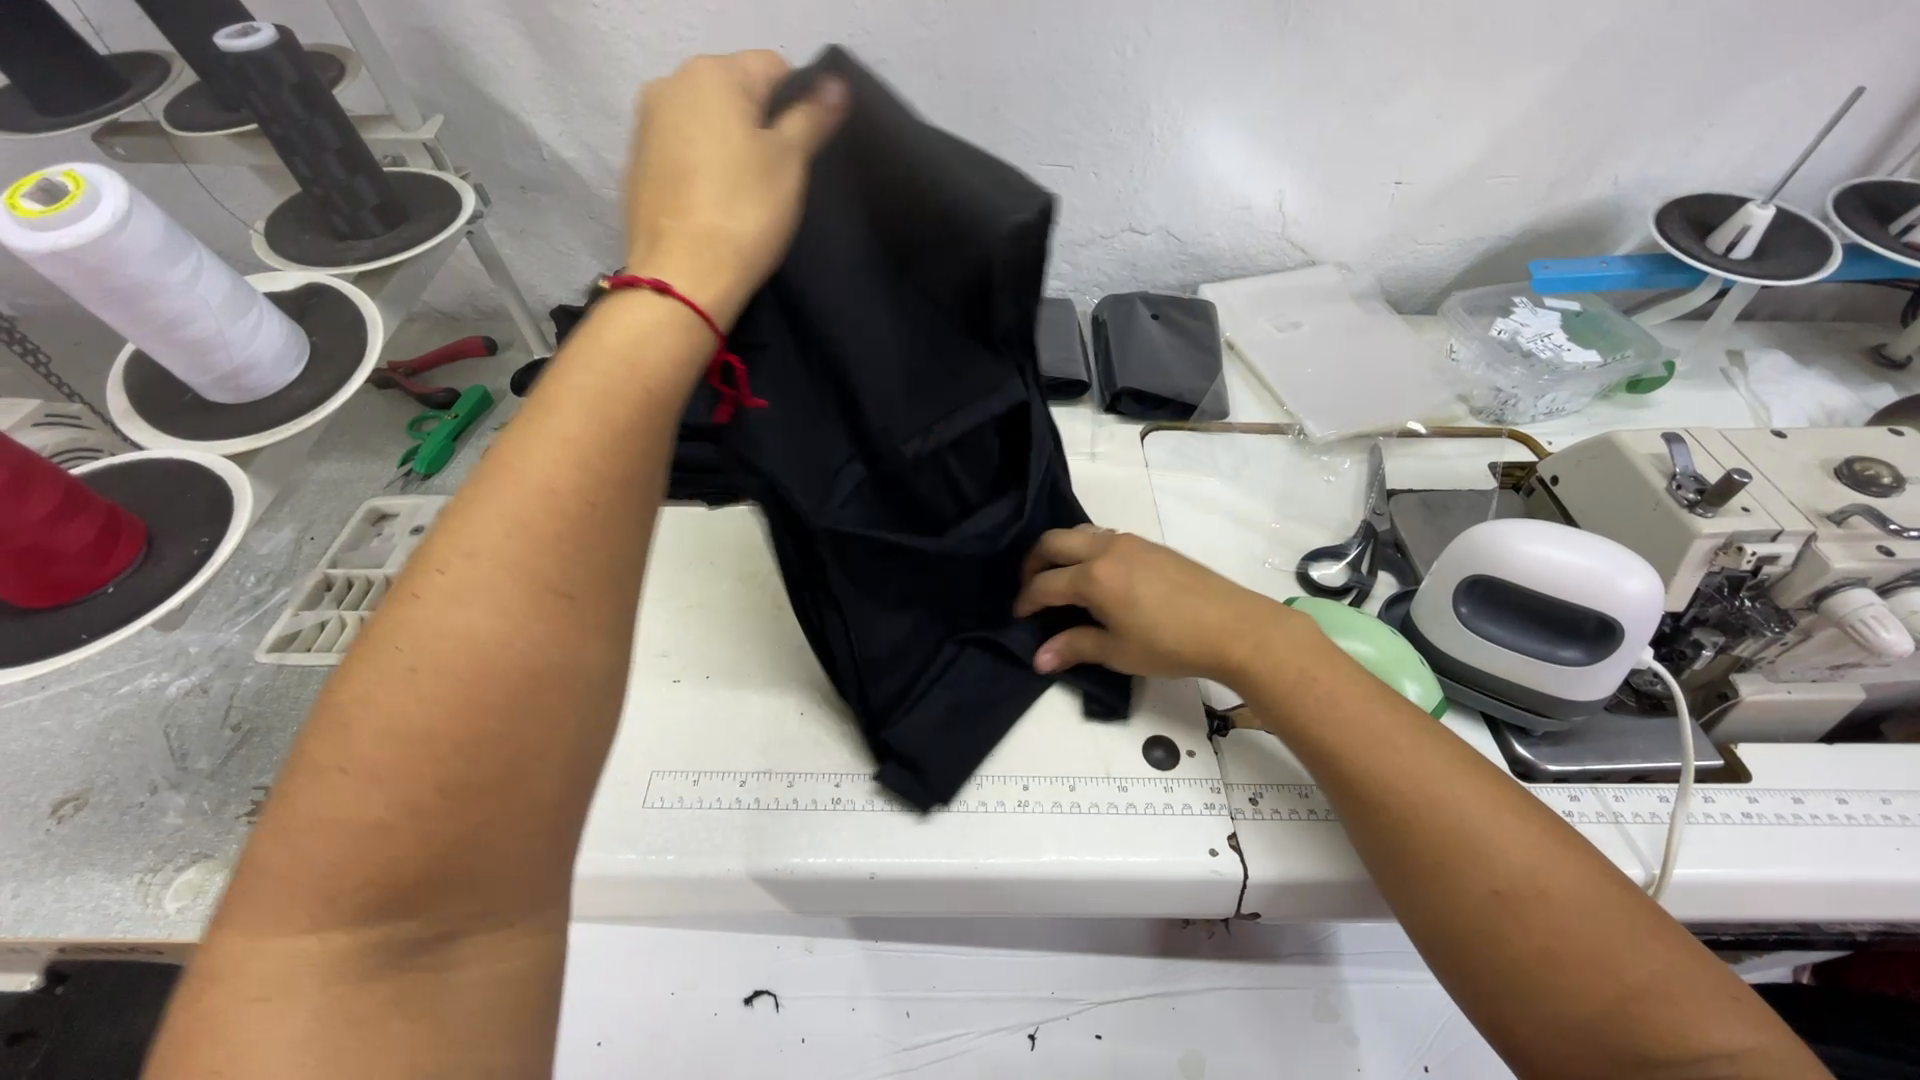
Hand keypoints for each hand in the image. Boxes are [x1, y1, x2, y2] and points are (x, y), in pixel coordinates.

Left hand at [622, 51, 847, 328]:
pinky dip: (704, 167)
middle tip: (779, 175)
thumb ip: (812, 116)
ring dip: (732, 146)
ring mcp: (647, 124)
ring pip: (708, 122)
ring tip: (747, 193)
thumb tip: (836, 83)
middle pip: (736, 92)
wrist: (683, 277)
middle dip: (761, 124)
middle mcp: (671, 84)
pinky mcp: (638, 163)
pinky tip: (717, 203)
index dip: (798, 106)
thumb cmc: (744, 212)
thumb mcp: (790, 161)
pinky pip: (684, 151)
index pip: (774, 68)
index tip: (803, 150)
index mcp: (712, 74)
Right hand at [1013, 525, 1318, 682]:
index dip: (1026, 600)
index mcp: (1093, 577)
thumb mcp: (1118, 652)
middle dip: (1034, 563)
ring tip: (1062, 580)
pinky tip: (1098, 576)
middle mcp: (1106, 549)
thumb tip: (1039, 659)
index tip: (1018, 616)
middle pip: (1054, 542)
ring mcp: (1131, 542)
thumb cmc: (1170, 645)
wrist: (1233, 626)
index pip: (1044, 584)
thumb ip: (1075, 647)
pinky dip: (1087, 549)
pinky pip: (1104, 536)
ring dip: (1062, 551)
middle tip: (1031, 588)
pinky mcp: (1151, 545)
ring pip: (1080, 533)